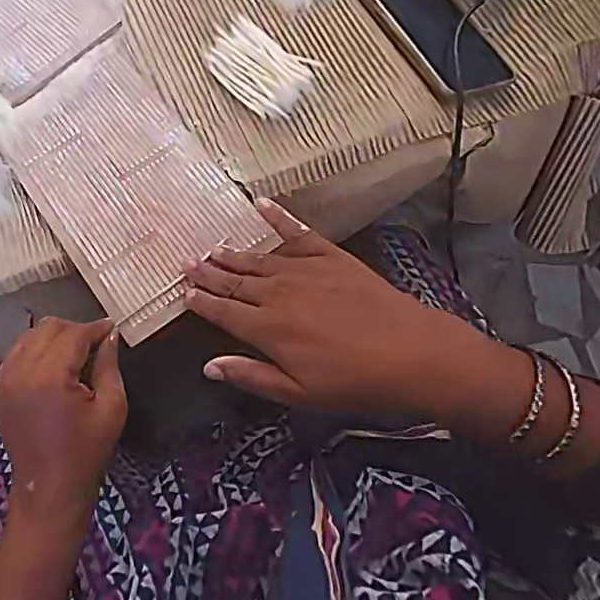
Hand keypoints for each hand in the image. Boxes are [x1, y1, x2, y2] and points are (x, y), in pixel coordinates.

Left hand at [0, 318, 125, 533]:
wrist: (50, 487)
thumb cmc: (86, 452)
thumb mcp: (112, 407)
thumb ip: (109, 365)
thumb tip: (109, 336)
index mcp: (49, 378)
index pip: (73, 334)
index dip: (95, 328)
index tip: (111, 329)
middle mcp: (20, 373)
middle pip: (47, 329)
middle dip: (74, 330)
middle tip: (95, 344)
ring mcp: (3, 381)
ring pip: (28, 337)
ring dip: (53, 339)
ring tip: (74, 356)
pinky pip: (15, 356)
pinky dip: (34, 353)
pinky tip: (52, 369)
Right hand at [184, 199, 523, 421]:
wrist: (414, 354)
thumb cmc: (354, 382)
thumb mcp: (299, 393)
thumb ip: (251, 376)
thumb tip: (209, 366)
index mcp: (268, 329)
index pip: (223, 311)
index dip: (201, 302)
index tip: (184, 293)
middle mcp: (280, 293)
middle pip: (235, 281)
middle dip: (208, 273)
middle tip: (187, 263)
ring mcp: (306, 271)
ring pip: (259, 258)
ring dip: (232, 253)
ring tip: (211, 248)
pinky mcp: (332, 257)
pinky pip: (298, 232)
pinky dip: (278, 218)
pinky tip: (261, 206)